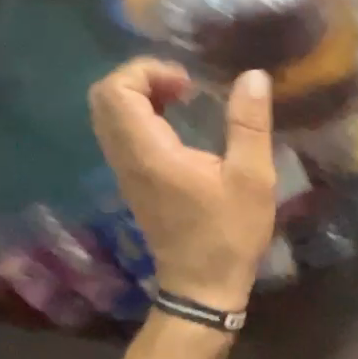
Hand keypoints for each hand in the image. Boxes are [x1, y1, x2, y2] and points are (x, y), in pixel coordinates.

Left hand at [90, 59, 277, 311]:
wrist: (202, 287)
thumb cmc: (229, 234)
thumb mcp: (252, 178)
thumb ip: (250, 124)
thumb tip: (253, 76)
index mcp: (150, 153)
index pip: (116, 91)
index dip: (147, 71)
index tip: (188, 83)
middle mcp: (127, 159)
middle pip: (104, 98)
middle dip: (141, 78)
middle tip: (183, 87)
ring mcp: (125, 173)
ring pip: (109, 116)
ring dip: (140, 97)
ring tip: (183, 101)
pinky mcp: (133, 183)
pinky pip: (120, 134)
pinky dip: (141, 117)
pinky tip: (178, 126)